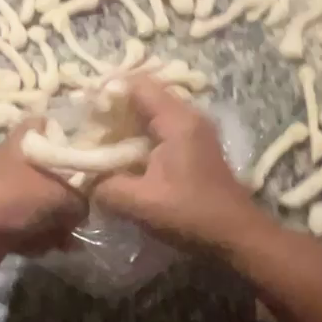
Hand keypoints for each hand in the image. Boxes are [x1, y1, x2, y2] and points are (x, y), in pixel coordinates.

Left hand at [0, 121, 86, 265]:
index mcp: (24, 140)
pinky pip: (27, 222)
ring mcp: (2, 188)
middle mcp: (11, 160)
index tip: (88, 159)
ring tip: (64, 238)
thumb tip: (85, 208)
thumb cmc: (15, 199)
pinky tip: (47, 248)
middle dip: (67, 194)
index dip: (70, 139)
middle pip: (50, 169)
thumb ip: (82, 199)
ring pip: (40, 200)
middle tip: (80, 210)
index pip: (49, 125)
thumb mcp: (61, 195)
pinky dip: (38, 234)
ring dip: (55, 221)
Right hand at [95, 76, 261, 251]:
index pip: (138, 84)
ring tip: (100, 134)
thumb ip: (106, 186)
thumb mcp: (140, 204)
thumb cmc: (191, 216)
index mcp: (177, 121)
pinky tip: (123, 149)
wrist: (238, 237)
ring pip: (154, 108)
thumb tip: (86, 178)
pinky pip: (162, 123)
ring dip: (127, 118)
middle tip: (87, 121)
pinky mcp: (196, 143)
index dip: (108, 90)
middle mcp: (189, 115)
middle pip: (146, 92)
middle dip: (114, 104)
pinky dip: (141, 130)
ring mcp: (195, 128)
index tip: (83, 106)